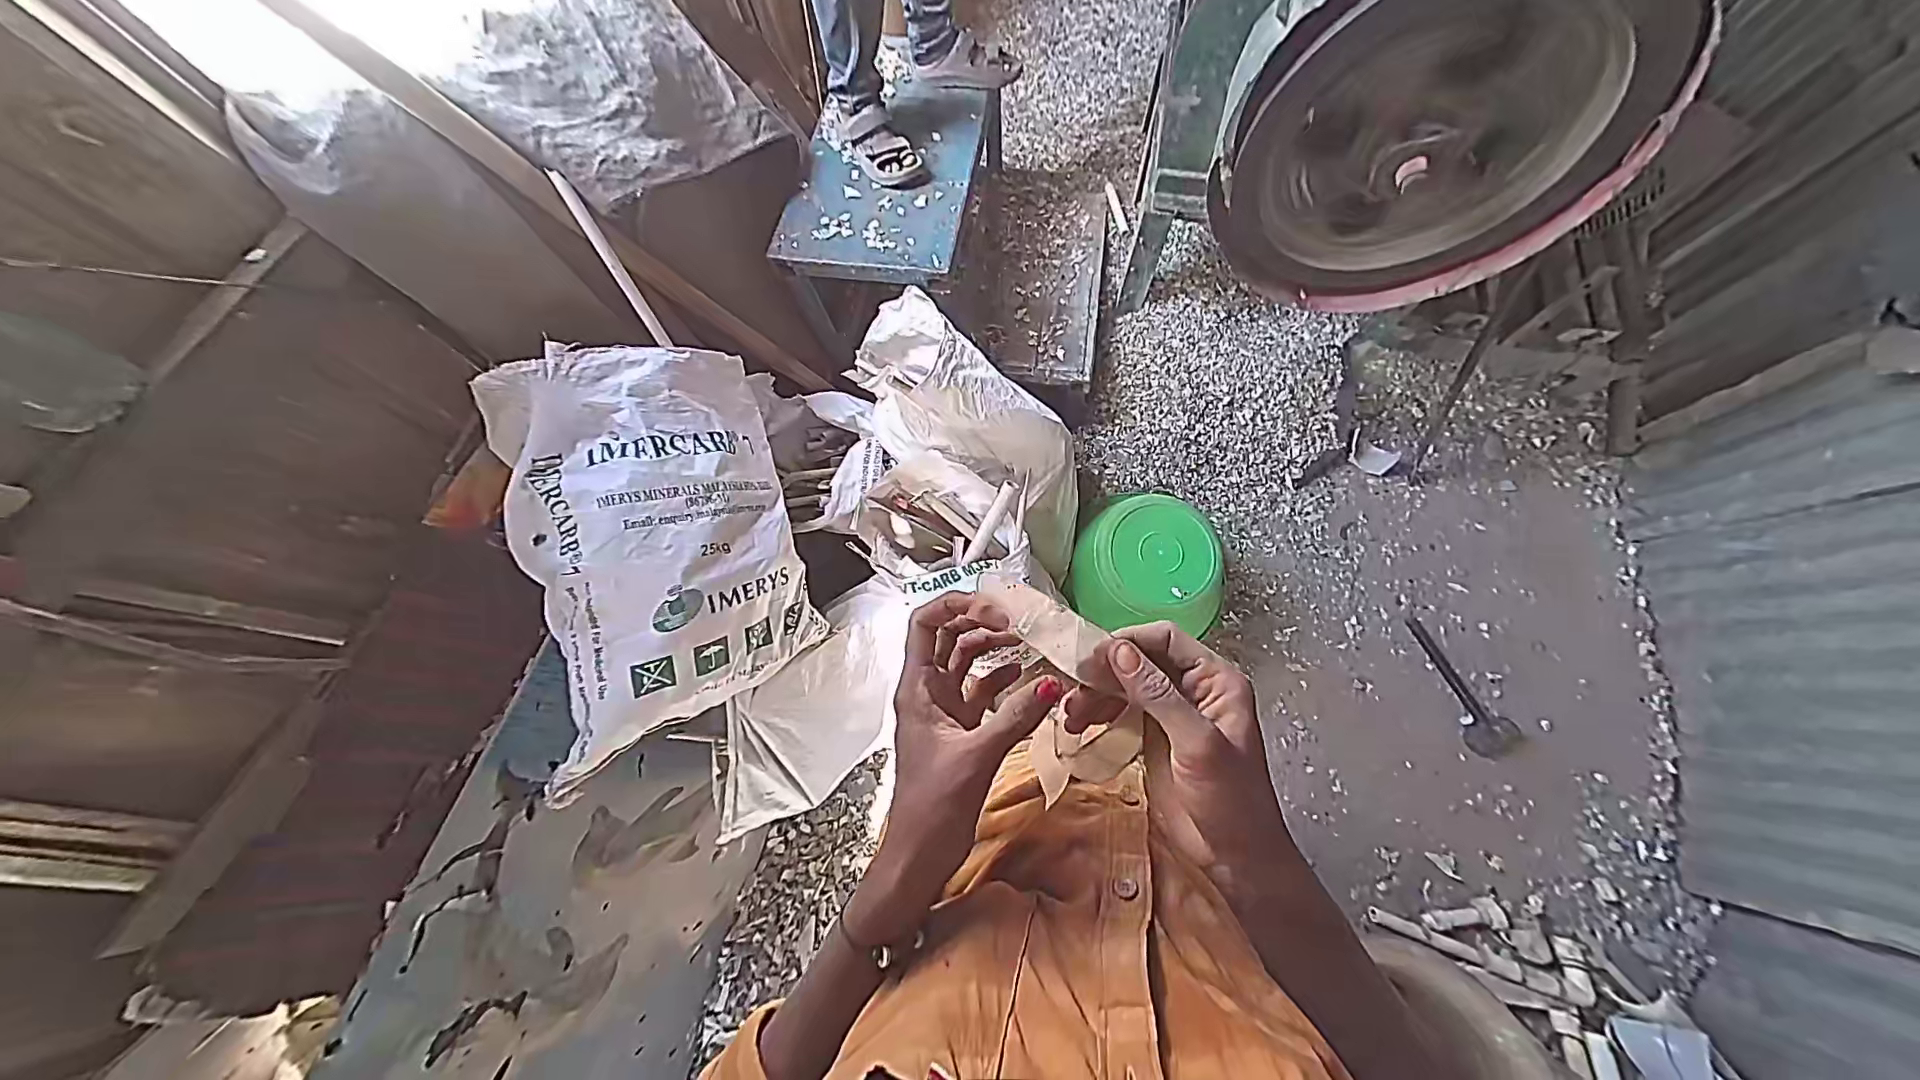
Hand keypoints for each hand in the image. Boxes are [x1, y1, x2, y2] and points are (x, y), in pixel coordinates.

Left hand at [843, 593, 1060, 946]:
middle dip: (980, 620)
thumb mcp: (977, 755)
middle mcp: (927, 690)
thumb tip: (1051, 683)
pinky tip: (1024, 676)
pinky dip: (1001, 679)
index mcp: (917, 687)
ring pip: (966, 660)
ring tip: (1026, 641)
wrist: (919, 855)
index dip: (956, 606)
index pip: (925, 622)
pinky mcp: (960, 728)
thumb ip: (1015, 716)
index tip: (995, 611)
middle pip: (949, 635)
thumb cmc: (933, 808)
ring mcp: (944, 708)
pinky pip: (981, 690)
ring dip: (993, 647)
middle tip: (1018, 622)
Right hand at [1065, 621, 1288, 898]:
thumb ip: (1158, 695)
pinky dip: (1097, 713)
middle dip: (1104, 671)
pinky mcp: (1152, 736)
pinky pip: (1119, 711)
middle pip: (1139, 659)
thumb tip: (1119, 651)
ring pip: (1124, 685)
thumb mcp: (1196, 744)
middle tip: (1072, 687)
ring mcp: (1170, 712)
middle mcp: (1192, 688)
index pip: (1165, 639)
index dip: (1127, 642)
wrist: (1236, 860)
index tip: (1091, 657)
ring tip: (1070, 713)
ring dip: (1094, 694)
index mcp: (1215, 679)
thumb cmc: (1232, 803)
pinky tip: (1079, 724)